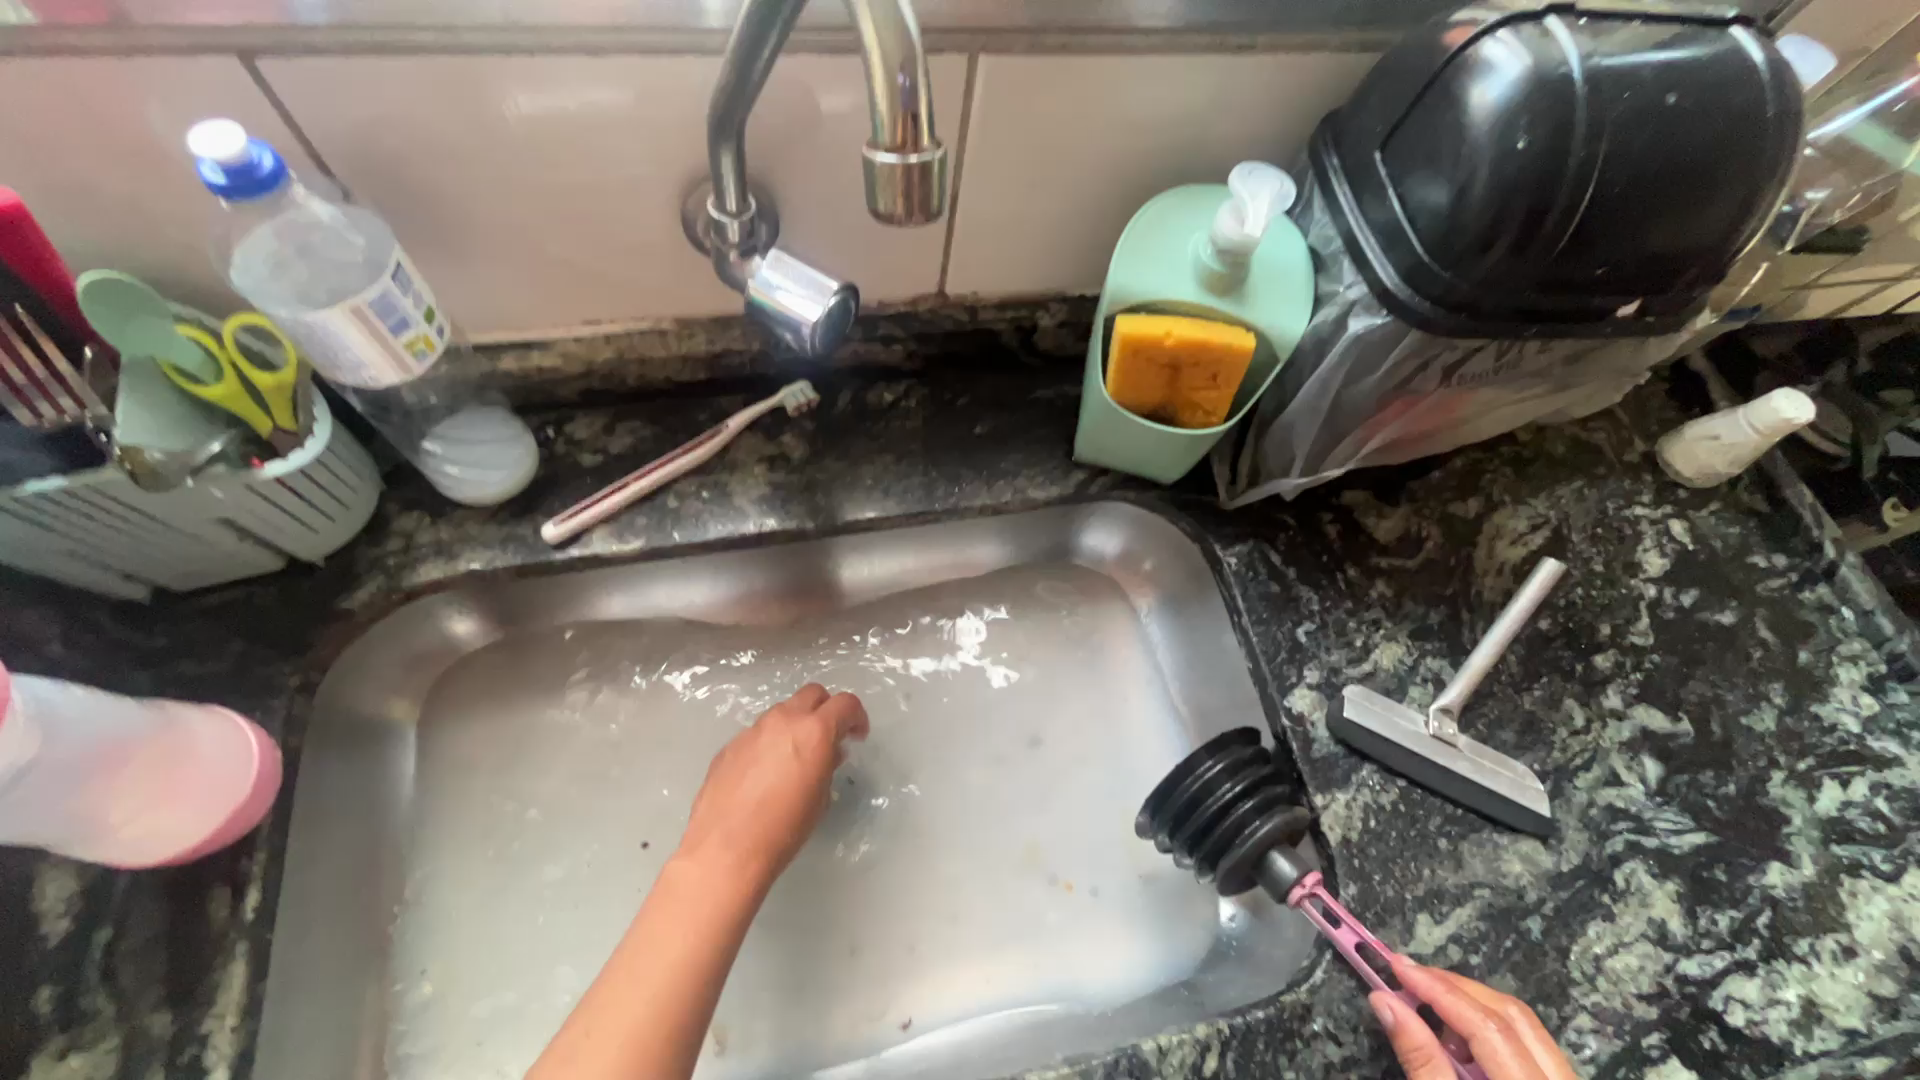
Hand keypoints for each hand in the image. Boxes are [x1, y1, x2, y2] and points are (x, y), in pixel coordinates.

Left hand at [675, 684, 868, 885]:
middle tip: (829, 738)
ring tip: (794, 758)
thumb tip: (828, 752)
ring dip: (796, 724)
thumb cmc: (784, 829)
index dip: (857, 717)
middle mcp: (783, 720)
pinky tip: (764, 775)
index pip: (846, 703)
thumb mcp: (821, 797)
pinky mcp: (730, 745)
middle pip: (812, 694)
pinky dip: (770, 742)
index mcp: (814, 731)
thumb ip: (827, 764)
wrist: (726, 849)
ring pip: (782, 711)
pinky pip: (758, 733)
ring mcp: (752, 730)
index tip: (856, 736)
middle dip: (826, 709)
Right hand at [1372, 956, 1578, 1079]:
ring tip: (1426, 1009)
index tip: (1395, 965)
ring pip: (1524, 1024)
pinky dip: (1489, 1029)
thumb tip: (1383, 1000)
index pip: (1487, 1026)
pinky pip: (1531, 1043)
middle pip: (1511, 1014)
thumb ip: (1421, 1060)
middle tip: (1406, 976)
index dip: (1438, 990)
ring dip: (1470, 1006)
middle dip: (1454, 988)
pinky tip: (1459, 1040)